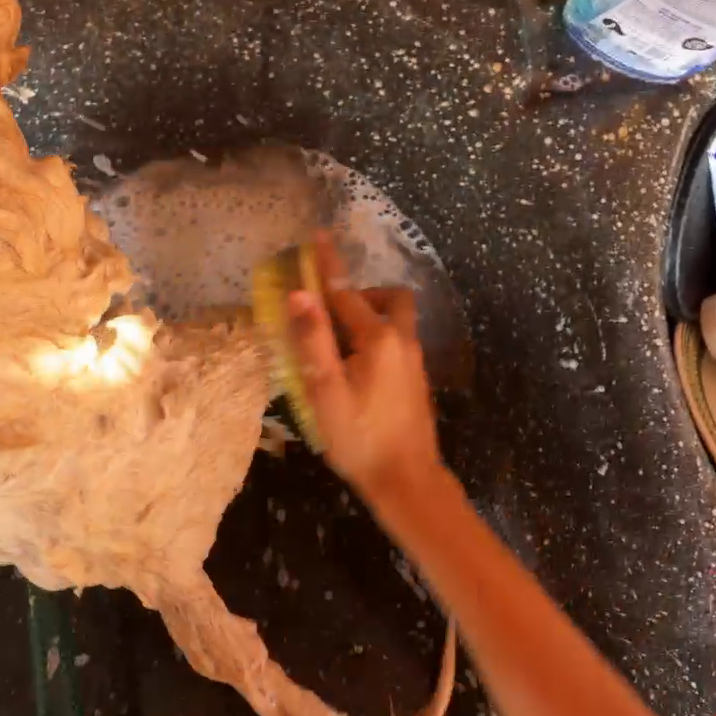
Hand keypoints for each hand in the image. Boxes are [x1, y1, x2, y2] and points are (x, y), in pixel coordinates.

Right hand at [285, 233, 443, 498]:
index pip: (346, 292)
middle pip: (387, 298)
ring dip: (368, 316)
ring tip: (336, 345)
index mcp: (379, 338)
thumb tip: (299, 293)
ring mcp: (414, 359)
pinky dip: (375, 337)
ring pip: (395, 319)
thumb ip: (313, 340)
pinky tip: (355, 368)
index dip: (328, 265)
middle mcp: (402, 340)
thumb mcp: (326, 391)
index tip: (318, 235)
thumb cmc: (360, 439)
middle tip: (329, 314)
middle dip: (359, 294)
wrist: (407, 481)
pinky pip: (396, 340)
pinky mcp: (416, 377)